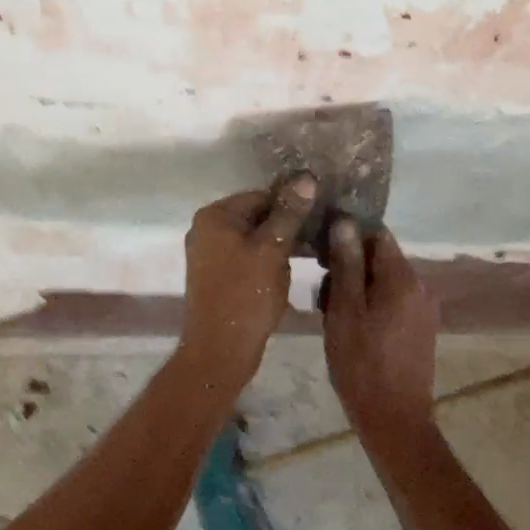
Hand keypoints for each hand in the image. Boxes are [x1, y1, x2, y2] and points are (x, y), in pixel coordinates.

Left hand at [177, 174, 315, 389]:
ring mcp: (210, 254)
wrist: (219, 351)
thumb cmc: (245, 296)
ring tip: (312, 254)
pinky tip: (291, 272)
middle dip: (288, 226)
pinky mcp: (218, 276)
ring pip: (255, 238)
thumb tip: (307, 178)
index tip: (321, 217)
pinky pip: (248, 257)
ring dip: (281, 245)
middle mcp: (207, 229)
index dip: (292, 205)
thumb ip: (289, 213)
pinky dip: (268, 261)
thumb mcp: (273, 250)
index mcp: (215, 216)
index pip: (262, 196)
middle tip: (320, 237)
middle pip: (257, 216)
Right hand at [323, 220, 439, 440]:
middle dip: (350, 266)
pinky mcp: (420, 328)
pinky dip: (371, 305)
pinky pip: (392, 301)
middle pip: (380, 257)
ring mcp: (423, 309)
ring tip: (333, 315)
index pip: (377, 234)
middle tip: (322, 293)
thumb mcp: (345, 311)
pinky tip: (352, 328)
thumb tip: (345, 221)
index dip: (348, 236)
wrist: (395, 421)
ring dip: (358, 288)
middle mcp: (420, 285)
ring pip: (384, 281)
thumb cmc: (362, 364)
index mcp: (402, 277)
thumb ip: (346, 264)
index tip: (323, 252)